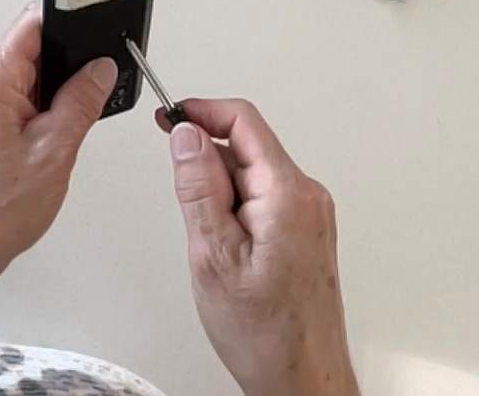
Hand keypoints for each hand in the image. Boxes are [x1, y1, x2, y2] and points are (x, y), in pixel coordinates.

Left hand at [0, 5, 118, 282]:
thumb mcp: (55, 151)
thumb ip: (81, 101)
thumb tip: (100, 70)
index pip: (33, 22)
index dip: (68, 20)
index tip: (93, 24)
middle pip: (35, 43)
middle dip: (67, 63)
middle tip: (85, 94)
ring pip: (33, 68)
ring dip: (56, 88)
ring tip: (61, 126)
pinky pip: (24, 88)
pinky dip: (44, 103)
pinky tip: (51, 132)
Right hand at [156, 99, 356, 395]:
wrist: (303, 383)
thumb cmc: (266, 334)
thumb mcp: (213, 254)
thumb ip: (198, 186)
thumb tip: (186, 134)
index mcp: (288, 194)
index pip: (242, 120)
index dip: (200, 110)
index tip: (170, 117)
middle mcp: (306, 197)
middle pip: (244, 144)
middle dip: (204, 160)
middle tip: (183, 195)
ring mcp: (307, 213)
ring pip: (248, 170)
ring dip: (216, 186)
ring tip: (208, 237)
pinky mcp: (301, 228)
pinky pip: (258, 193)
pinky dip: (230, 203)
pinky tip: (223, 242)